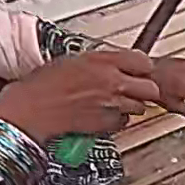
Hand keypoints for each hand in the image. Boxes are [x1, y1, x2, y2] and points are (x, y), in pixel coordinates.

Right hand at [0, 49, 160, 141]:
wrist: (33, 109)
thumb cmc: (45, 84)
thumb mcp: (74, 61)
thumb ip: (102, 63)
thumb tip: (118, 65)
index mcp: (102, 62)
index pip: (143, 62)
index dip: (143, 68)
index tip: (139, 71)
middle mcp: (112, 82)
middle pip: (151, 88)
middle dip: (145, 90)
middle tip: (134, 90)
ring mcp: (113, 104)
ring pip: (141, 107)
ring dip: (132, 105)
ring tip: (113, 102)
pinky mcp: (110, 123)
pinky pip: (125, 121)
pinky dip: (119, 118)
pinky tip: (104, 113)